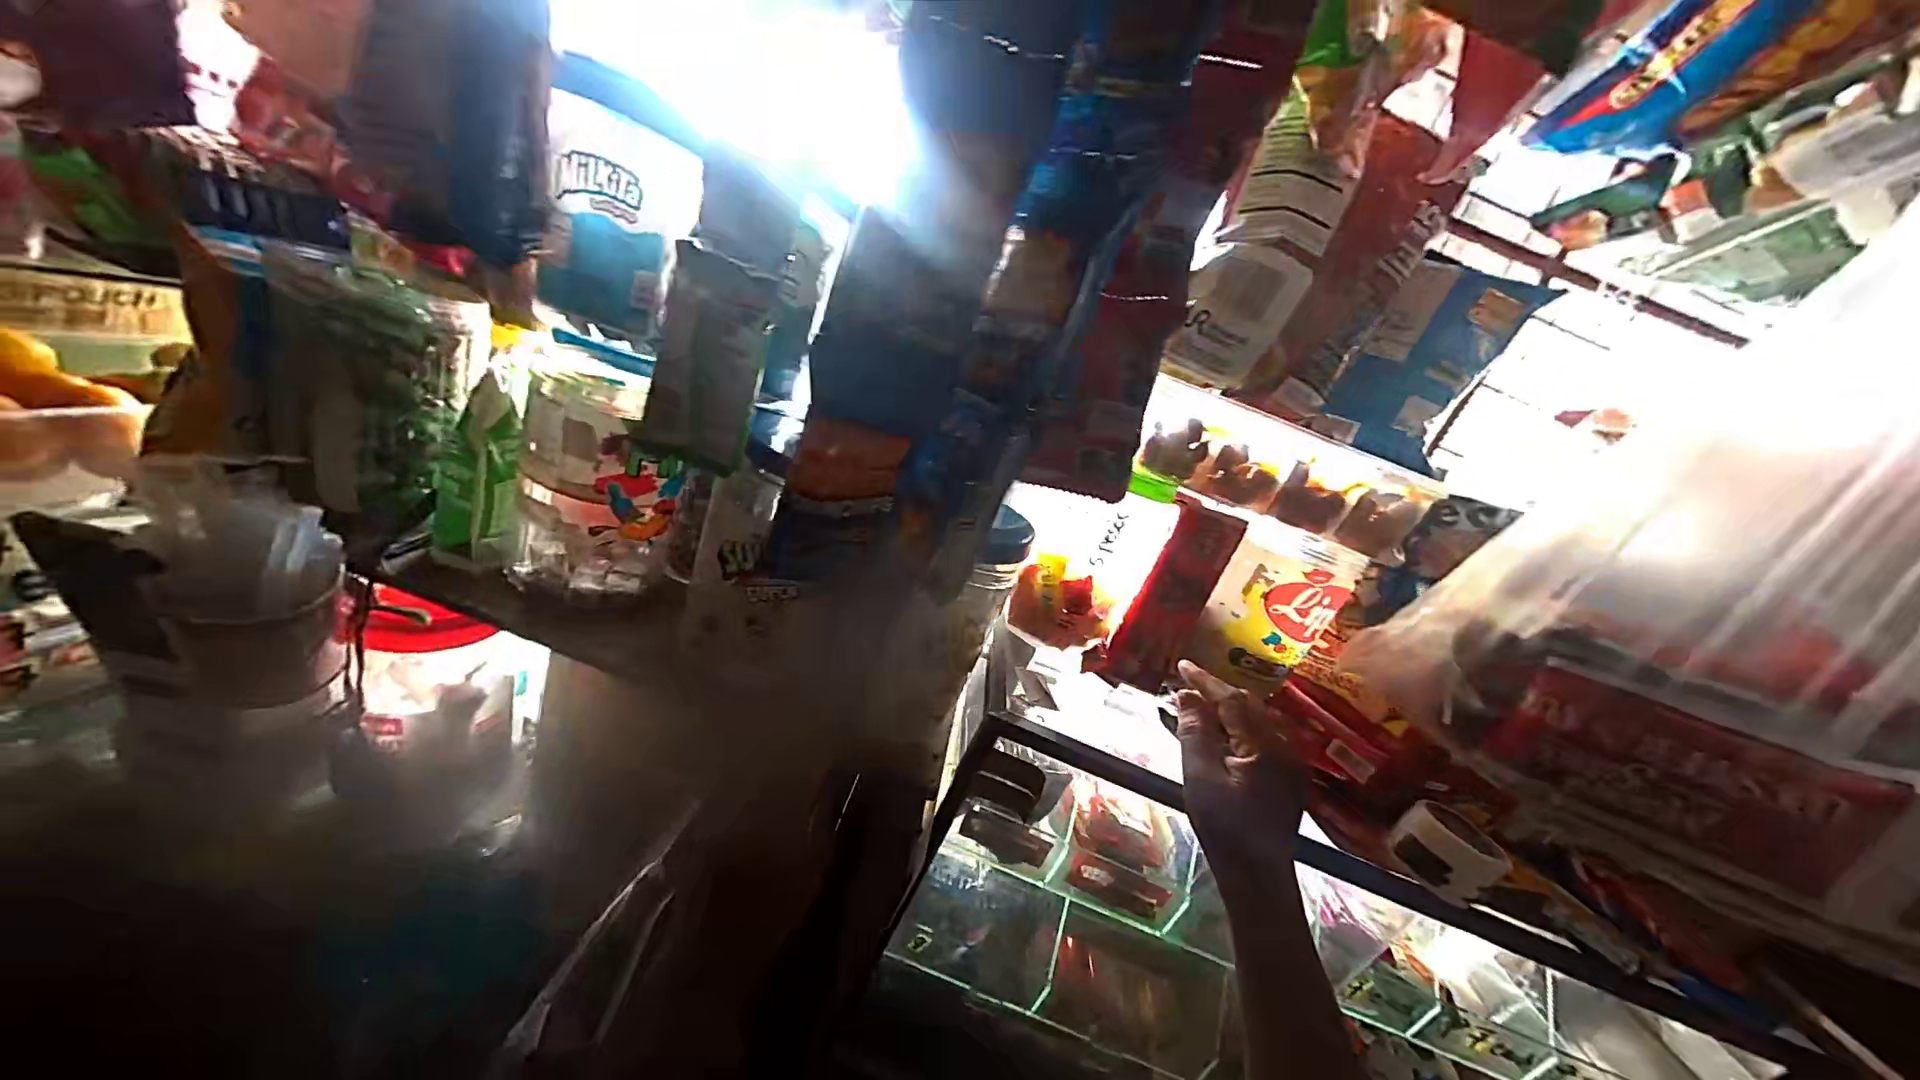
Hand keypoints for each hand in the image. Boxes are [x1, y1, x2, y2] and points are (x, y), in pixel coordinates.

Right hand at [1174, 660, 1310, 887]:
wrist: (1257, 874)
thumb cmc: (1224, 827)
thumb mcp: (1200, 777)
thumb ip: (1195, 732)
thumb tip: (1187, 696)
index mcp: (1264, 747)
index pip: (1232, 700)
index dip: (1205, 681)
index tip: (1182, 665)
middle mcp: (1285, 748)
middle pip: (1250, 705)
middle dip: (1218, 690)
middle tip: (1187, 682)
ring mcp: (1292, 762)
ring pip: (1260, 719)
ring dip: (1230, 705)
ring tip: (1202, 700)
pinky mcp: (1290, 775)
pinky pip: (1266, 735)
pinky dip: (1242, 723)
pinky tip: (1225, 728)